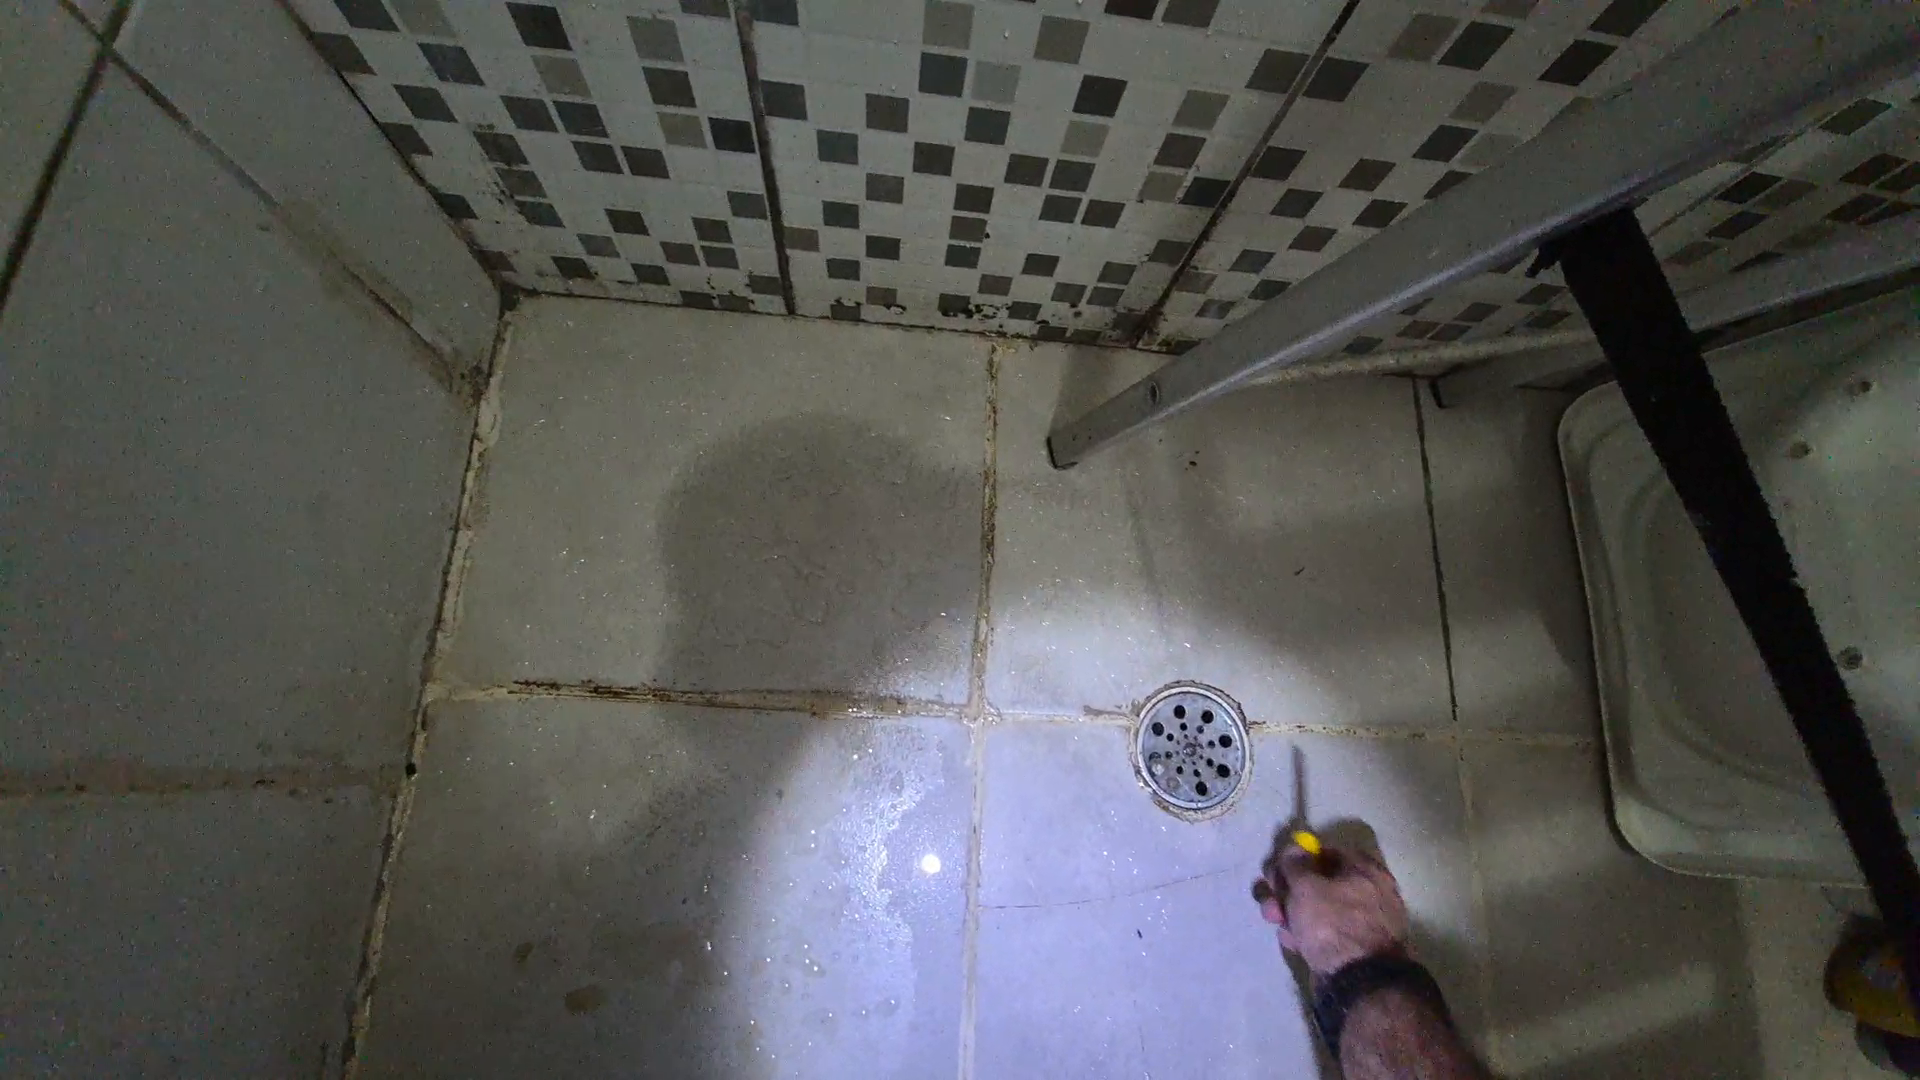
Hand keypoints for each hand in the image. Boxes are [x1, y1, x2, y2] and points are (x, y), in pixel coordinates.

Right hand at [1255, 838, 1408, 977]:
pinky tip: (1291, 940)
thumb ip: (1294, 863)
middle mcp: (1366, 892)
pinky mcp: (1350, 948)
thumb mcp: (1305, 884)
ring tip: (1273, 919)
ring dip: (1288, 909)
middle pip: (1316, 880)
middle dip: (1286, 887)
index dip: (1296, 857)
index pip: (1324, 851)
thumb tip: (1294, 850)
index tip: (1277, 868)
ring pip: (1314, 906)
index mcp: (1364, 870)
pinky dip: (1303, 932)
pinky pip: (1321, 930)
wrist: (1358, 984)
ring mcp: (1360, 923)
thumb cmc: (1332, 923)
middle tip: (1270, 896)